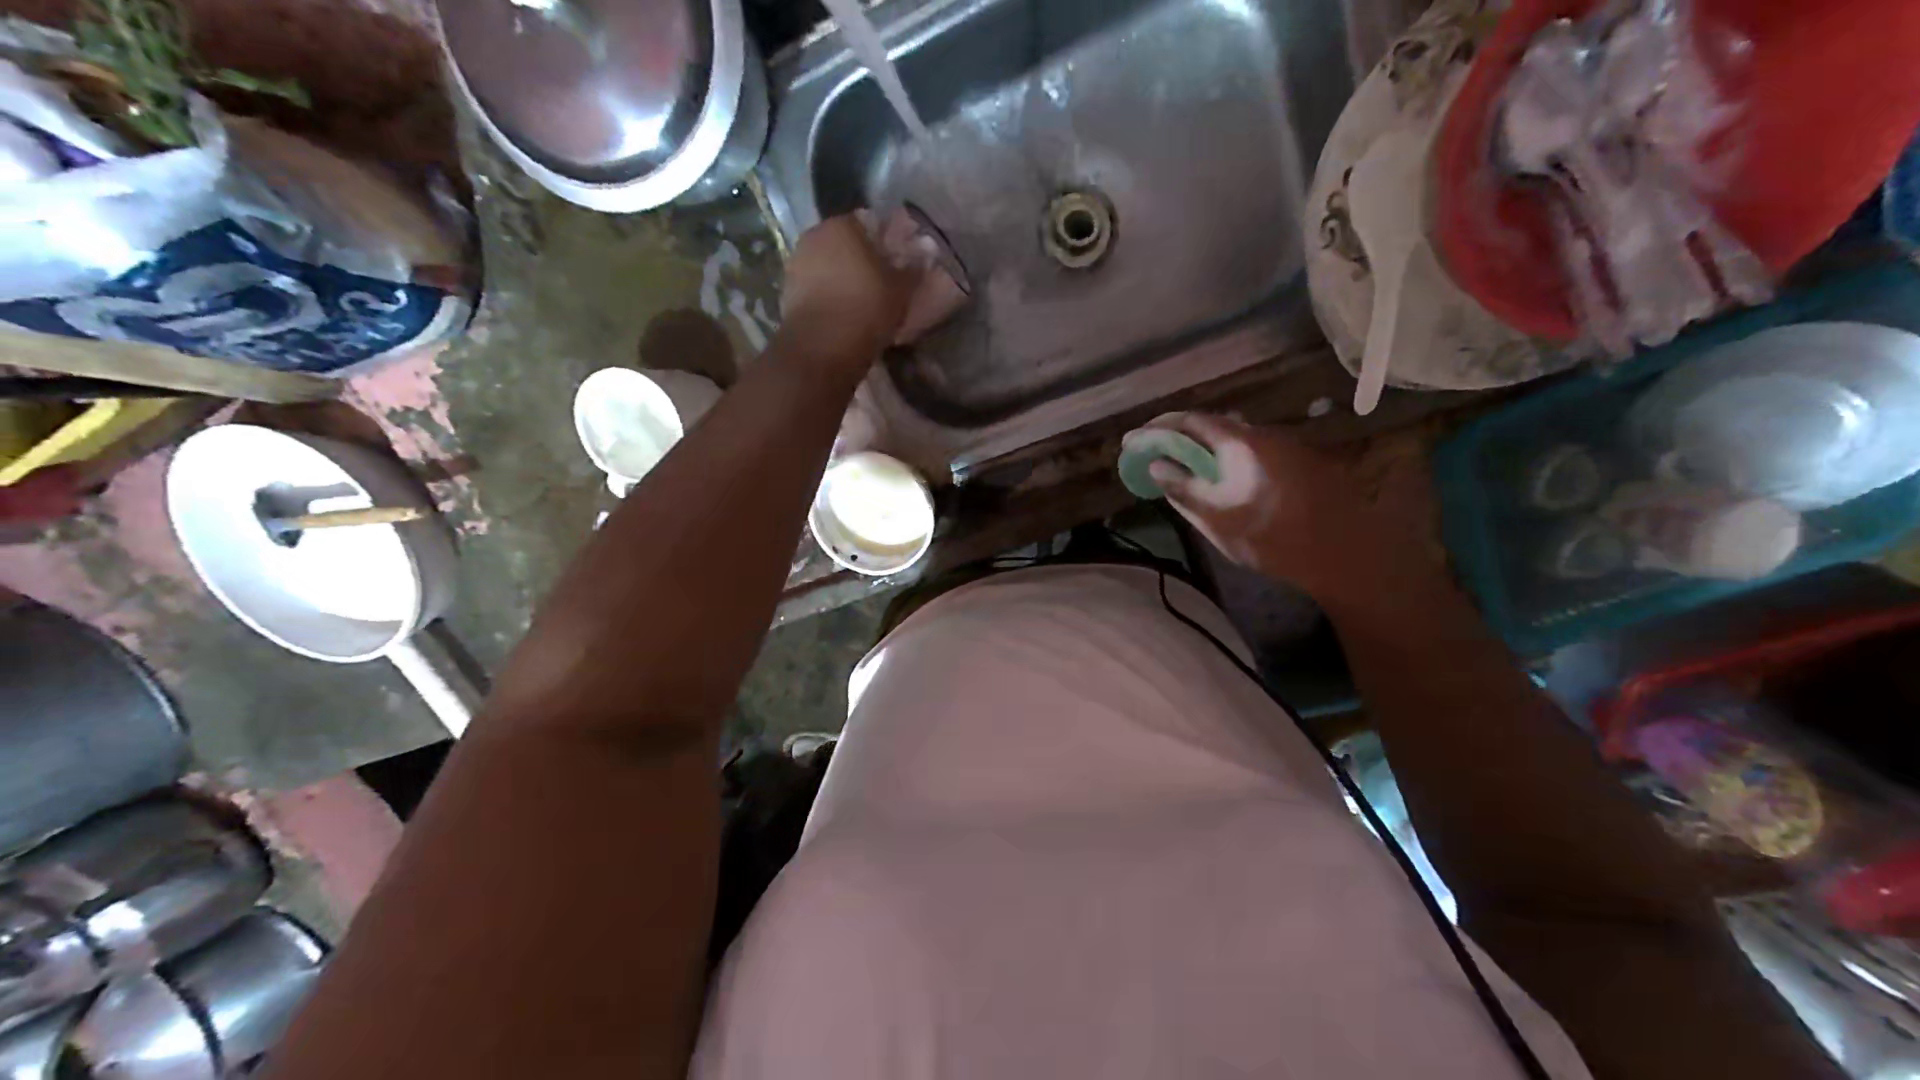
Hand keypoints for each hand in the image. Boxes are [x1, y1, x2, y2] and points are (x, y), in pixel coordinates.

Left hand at [778, 215, 914, 372]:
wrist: (822, 347)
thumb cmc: (866, 308)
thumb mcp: (901, 289)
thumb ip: (913, 268)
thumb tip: (925, 253)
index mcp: (842, 224)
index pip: (870, 224)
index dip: (886, 244)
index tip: (897, 264)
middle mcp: (814, 235)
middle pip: (845, 245)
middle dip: (862, 261)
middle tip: (882, 285)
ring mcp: (796, 264)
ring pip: (828, 267)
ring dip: (844, 280)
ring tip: (863, 304)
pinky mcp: (787, 293)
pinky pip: (816, 289)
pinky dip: (829, 297)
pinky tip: (843, 315)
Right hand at [1145, 412, 1442, 606]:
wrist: (1347, 555)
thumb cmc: (1274, 537)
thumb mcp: (1217, 519)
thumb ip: (1182, 488)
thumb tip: (1156, 465)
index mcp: (1241, 442)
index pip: (1190, 421)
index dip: (1158, 428)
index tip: (1133, 441)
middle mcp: (1265, 434)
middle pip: (1214, 425)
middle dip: (1180, 437)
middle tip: (1156, 454)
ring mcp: (1287, 447)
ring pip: (1236, 438)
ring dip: (1206, 448)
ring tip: (1185, 468)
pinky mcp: (1302, 464)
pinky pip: (1254, 451)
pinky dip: (1229, 458)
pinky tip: (1225, 480)